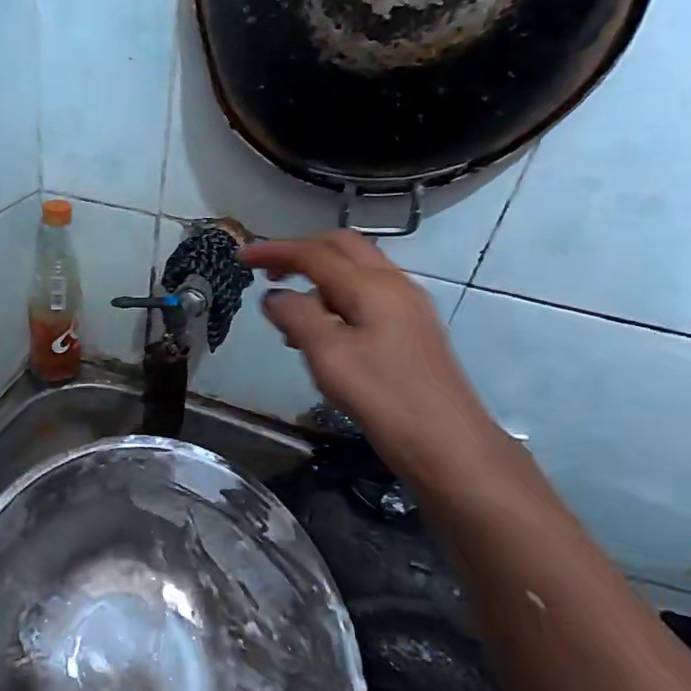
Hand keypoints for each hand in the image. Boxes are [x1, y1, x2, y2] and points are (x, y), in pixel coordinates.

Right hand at [241, 231, 510, 487]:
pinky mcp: (413, 327)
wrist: (448, 443)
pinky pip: (368, 295)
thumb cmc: (383, 398)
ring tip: (291, 316)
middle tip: (268, 272)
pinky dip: (337, 299)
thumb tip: (275, 296)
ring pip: (356, 271)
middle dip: (300, 252)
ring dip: (319, 278)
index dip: (275, 251)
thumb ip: (296, 317)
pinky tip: (324, 334)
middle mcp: (395, 284)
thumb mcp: (328, 356)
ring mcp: (409, 305)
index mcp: (372, 286)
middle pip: (341, 247)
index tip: (242, 257)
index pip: (314, 253)